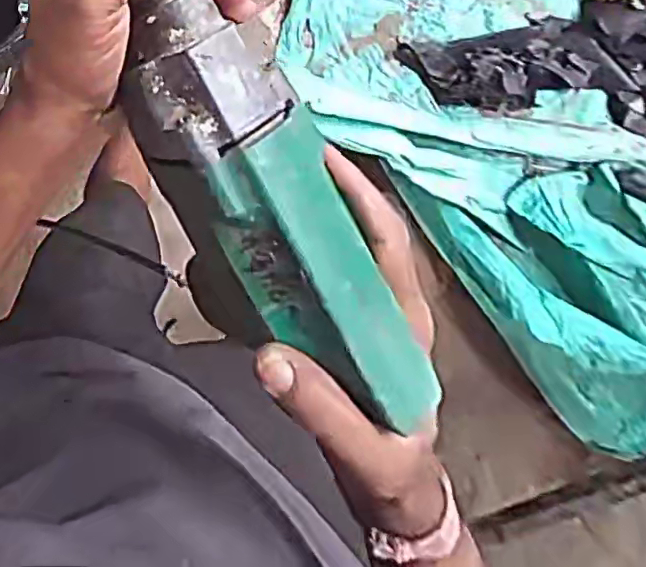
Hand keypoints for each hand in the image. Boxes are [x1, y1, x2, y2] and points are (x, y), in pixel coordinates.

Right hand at [256, 147, 448, 537]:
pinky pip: (299, 268)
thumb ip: (321, 409)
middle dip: (316, 186)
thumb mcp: (364, 447)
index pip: (386, 239)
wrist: (390, 489)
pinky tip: (241, 236)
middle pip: (350, 226)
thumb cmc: (391, 465)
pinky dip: (274, 244)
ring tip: (249, 183)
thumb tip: (269, 360)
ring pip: (323, 243)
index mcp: (403, 318)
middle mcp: (378, 300)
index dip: (358, 194)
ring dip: (290, 210)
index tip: (323, 156)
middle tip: (271, 155)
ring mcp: (351, 306)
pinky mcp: (324, 316)